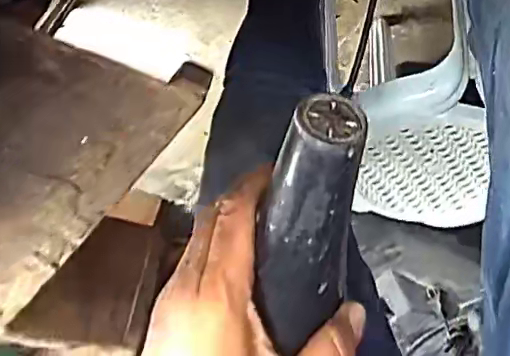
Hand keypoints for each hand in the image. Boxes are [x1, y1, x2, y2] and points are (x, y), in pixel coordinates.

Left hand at [142, 169, 365, 355]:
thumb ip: (327, 346)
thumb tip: (352, 316)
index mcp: (214, 293)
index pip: (231, 210)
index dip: (255, 181)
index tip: (276, 171)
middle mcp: (180, 294)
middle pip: (209, 219)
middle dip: (242, 199)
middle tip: (275, 195)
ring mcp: (162, 314)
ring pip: (192, 244)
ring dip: (224, 228)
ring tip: (259, 231)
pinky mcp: (157, 334)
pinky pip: (183, 273)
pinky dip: (209, 258)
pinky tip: (233, 280)